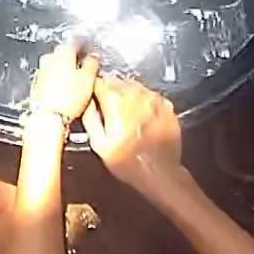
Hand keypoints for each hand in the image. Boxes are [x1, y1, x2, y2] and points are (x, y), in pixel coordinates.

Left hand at [26, 38, 100, 122]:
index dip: (84, 44)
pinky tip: (63, 89)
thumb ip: (92, 63)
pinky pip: (49, 76)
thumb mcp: (88, 79)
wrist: (47, 119)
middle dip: (74, 57)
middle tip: (85, 66)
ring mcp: (41, 71)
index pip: (75, 41)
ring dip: (65, 68)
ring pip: (56, 64)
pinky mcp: (36, 85)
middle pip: (64, 52)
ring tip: (75, 80)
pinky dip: (57, 79)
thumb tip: (94, 55)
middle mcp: (49, 58)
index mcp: (63, 52)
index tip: (90, 49)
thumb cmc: (68, 98)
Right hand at [83, 75, 186, 196]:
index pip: (99, 81)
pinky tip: (142, 114)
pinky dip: (143, 100)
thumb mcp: (99, 144)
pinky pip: (150, 95)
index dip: (94, 88)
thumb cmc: (126, 161)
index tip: (93, 97)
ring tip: (125, 111)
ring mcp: (153, 97)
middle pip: (117, 81)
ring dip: (127, 93)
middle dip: (110, 89)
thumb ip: (90, 118)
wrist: (160, 172)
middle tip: (107, 106)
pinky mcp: (166, 104)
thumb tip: (88, 102)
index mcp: (115, 100)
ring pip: (134, 86)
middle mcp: (135, 92)